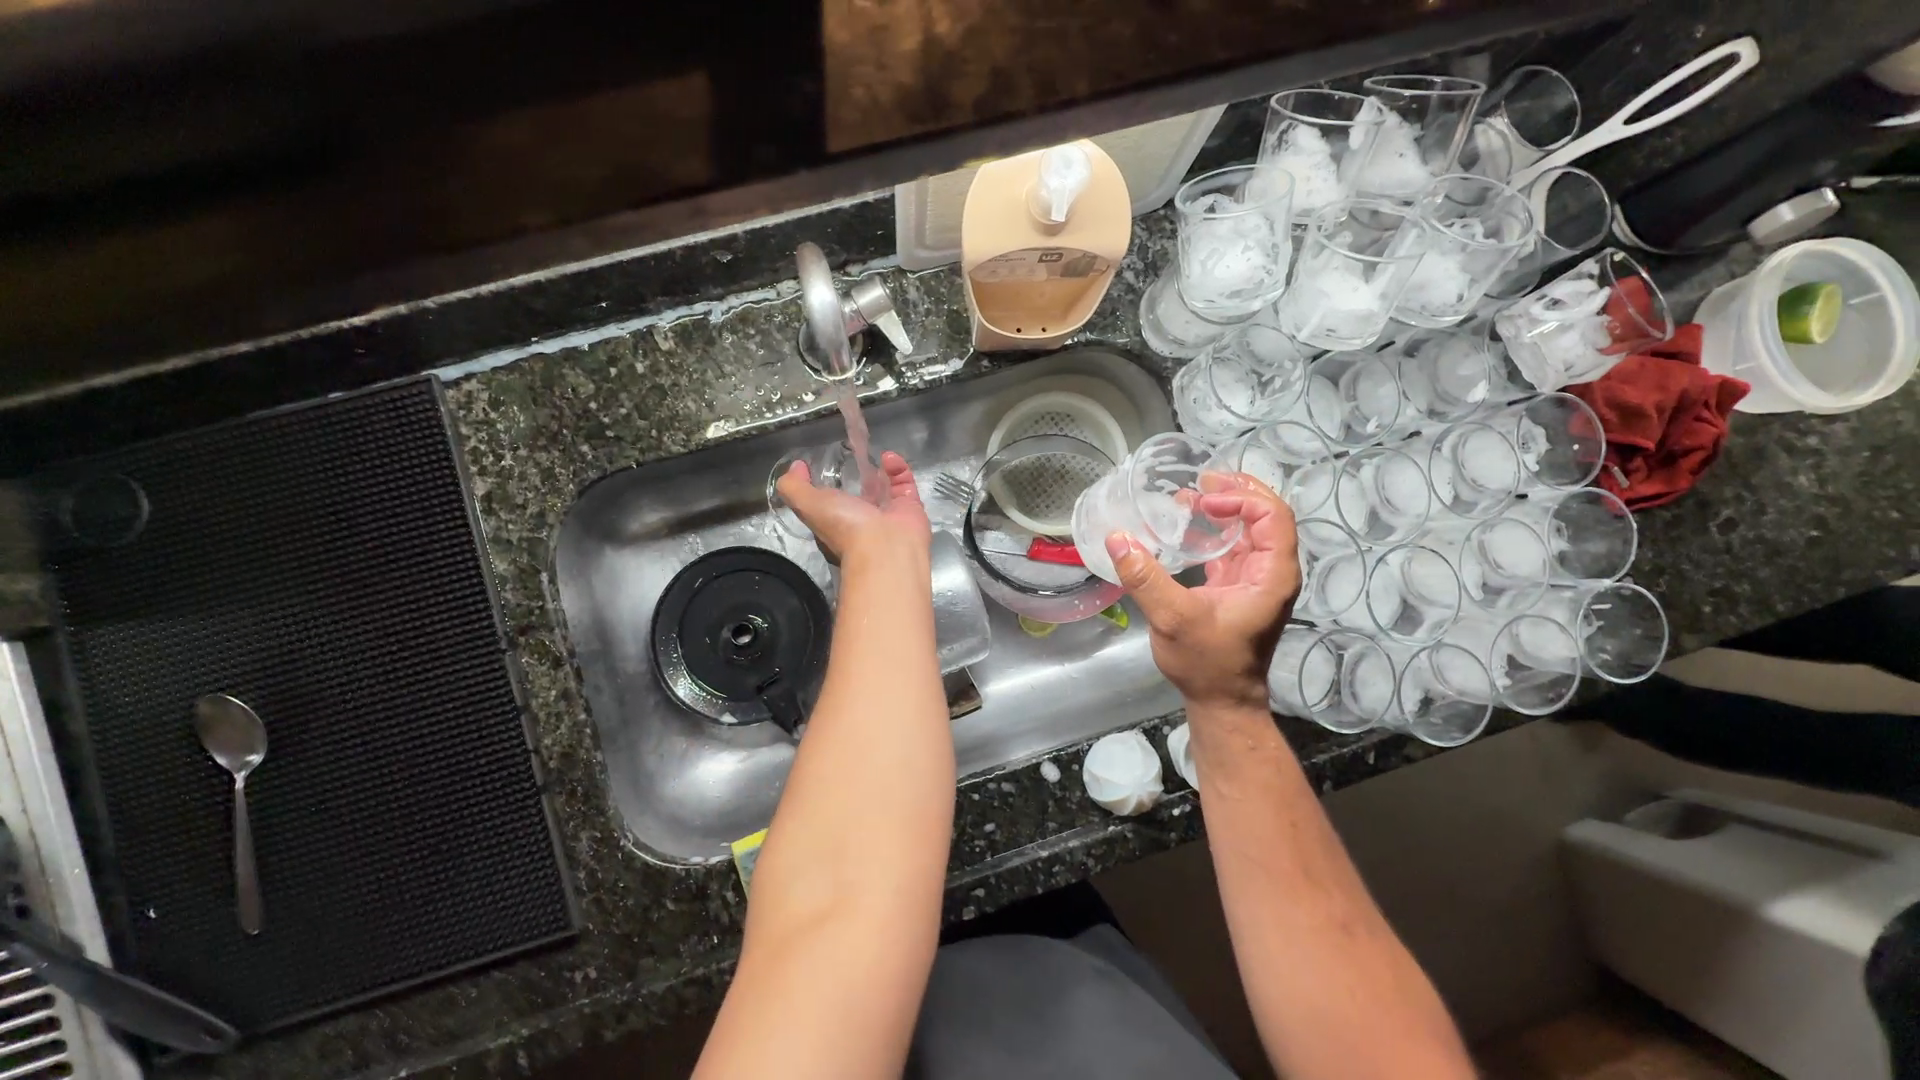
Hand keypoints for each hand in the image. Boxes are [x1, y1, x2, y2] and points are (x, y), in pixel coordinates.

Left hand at [777, 451, 929, 562]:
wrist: (887, 547)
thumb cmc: (845, 527)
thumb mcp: (807, 505)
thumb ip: (794, 487)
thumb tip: (795, 468)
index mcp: (835, 526)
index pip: (827, 506)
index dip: (822, 488)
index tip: (818, 467)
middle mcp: (862, 522)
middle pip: (857, 496)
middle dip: (855, 477)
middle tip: (852, 454)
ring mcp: (888, 514)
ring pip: (883, 488)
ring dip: (878, 469)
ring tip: (872, 453)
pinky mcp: (909, 507)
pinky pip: (904, 484)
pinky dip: (897, 469)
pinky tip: (888, 458)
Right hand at [1105, 474, 1300, 711]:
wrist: (1222, 701)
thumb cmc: (1207, 662)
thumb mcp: (1173, 619)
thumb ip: (1145, 578)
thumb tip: (1116, 539)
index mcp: (1272, 576)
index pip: (1275, 517)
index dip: (1243, 498)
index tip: (1206, 500)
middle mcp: (1272, 572)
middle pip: (1268, 515)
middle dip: (1236, 492)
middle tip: (1201, 479)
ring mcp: (1257, 580)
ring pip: (1252, 528)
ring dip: (1226, 507)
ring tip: (1192, 495)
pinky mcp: (1240, 588)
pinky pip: (1235, 546)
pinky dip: (1216, 529)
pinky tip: (1189, 523)